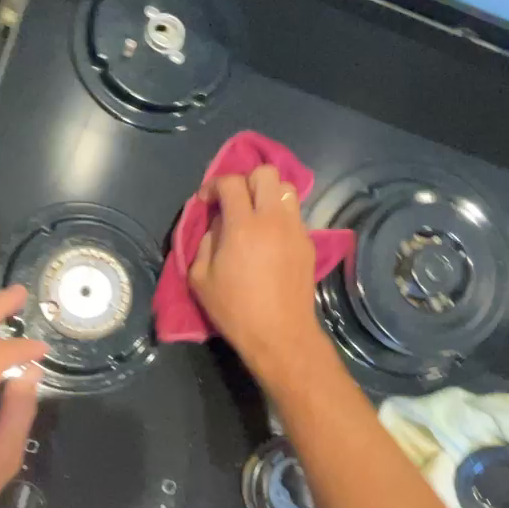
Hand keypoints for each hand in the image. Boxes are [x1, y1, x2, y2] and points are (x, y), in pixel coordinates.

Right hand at [188, 166, 330, 381]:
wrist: (280, 334)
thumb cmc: (235, 310)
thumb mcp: (201, 279)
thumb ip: (204, 243)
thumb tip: (216, 225)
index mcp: (242, 226)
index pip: (231, 182)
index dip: (214, 185)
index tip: (206, 201)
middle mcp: (273, 219)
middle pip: (266, 173)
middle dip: (246, 181)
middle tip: (234, 202)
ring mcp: (295, 229)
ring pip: (286, 189)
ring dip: (267, 195)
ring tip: (255, 215)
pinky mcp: (308, 244)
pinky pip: (294, 215)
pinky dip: (279, 216)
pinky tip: (270, 238)